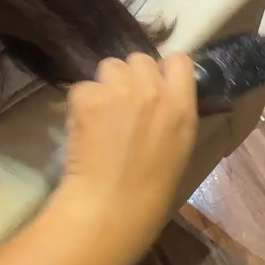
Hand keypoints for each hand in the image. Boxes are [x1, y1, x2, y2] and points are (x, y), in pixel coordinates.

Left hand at [54, 52, 197, 244]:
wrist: (112, 205)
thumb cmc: (152, 187)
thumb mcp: (181, 145)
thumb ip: (174, 110)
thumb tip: (162, 93)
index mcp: (181, 103)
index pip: (178, 59)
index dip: (164, 70)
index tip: (156, 84)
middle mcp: (151, 88)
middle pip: (139, 59)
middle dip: (132, 76)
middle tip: (125, 103)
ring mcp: (118, 89)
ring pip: (109, 66)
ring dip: (106, 84)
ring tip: (103, 113)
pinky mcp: (88, 97)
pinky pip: (83, 87)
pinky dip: (82, 103)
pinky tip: (85, 126)